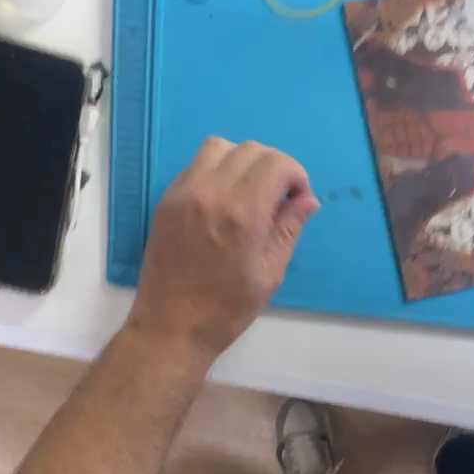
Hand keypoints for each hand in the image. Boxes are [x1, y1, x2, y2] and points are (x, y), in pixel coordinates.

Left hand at [126, 137, 319, 364]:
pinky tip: (225, 202)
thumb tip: (307, 200)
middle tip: (279, 199)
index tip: (298, 201)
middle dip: (274, 167)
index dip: (296, 176)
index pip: (277, 164)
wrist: (172, 326)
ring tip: (251, 193)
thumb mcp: (270, 274)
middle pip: (251, 149)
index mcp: (242, 214)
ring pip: (220, 147)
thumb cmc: (227, 309)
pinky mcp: (167, 200)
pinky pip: (196, 165)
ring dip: (244, 162)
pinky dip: (218, 171)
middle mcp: (211, 192)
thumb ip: (289, 229)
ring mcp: (183, 193)